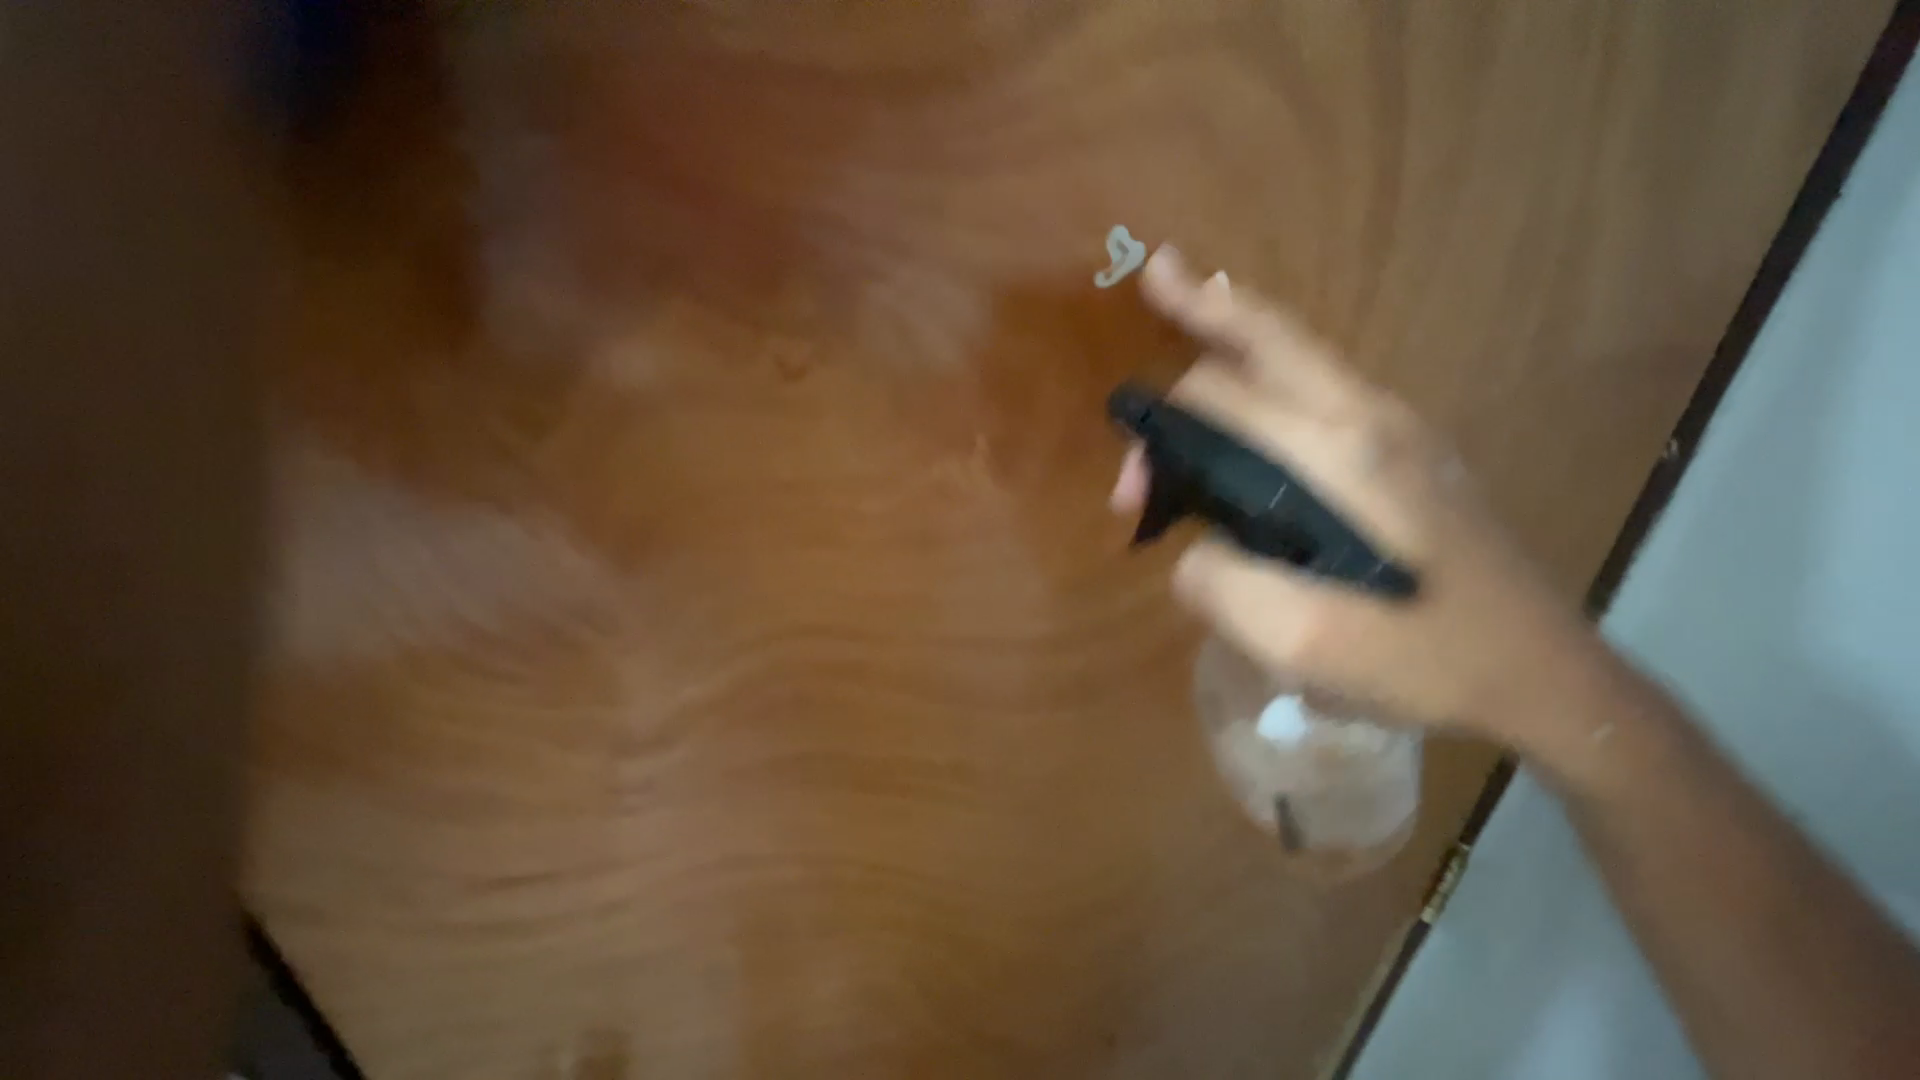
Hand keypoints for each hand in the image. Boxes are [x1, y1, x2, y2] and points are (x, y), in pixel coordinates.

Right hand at [1113, 247, 1610, 751]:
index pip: (1219, 396)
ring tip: (1194, 314)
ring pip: (1302, 356)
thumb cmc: (1422, 659)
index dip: (1158, 432)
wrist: (1542, 677)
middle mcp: (1371, 418)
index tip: (1130, 498)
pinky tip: (1255, 397)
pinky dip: (1272, 370)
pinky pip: (1324, 389)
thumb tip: (1195, 551)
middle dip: (1205, 308)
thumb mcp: (1302, 643)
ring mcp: (1401, 431)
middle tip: (1158, 276)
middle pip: (1272, 335)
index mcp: (1338, 452)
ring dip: (1240, 340)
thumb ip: (1222, 582)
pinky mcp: (1414, 457)